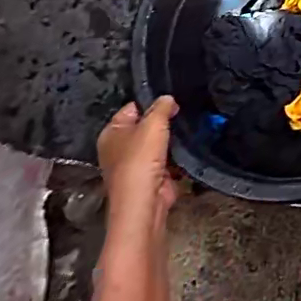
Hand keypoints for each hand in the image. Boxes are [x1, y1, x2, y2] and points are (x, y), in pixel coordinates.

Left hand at [97, 96, 178, 234]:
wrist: (144, 201)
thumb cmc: (141, 158)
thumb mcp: (153, 123)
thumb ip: (162, 107)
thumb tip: (168, 99)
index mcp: (111, 132)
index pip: (132, 108)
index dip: (151, 102)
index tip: (172, 101)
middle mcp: (119, 148)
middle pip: (145, 126)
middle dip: (163, 122)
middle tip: (183, 114)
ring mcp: (135, 164)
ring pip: (157, 144)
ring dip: (171, 140)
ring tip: (189, 128)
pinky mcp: (150, 178)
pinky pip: (166, 160)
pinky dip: (176, 157)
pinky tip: (188, 147)